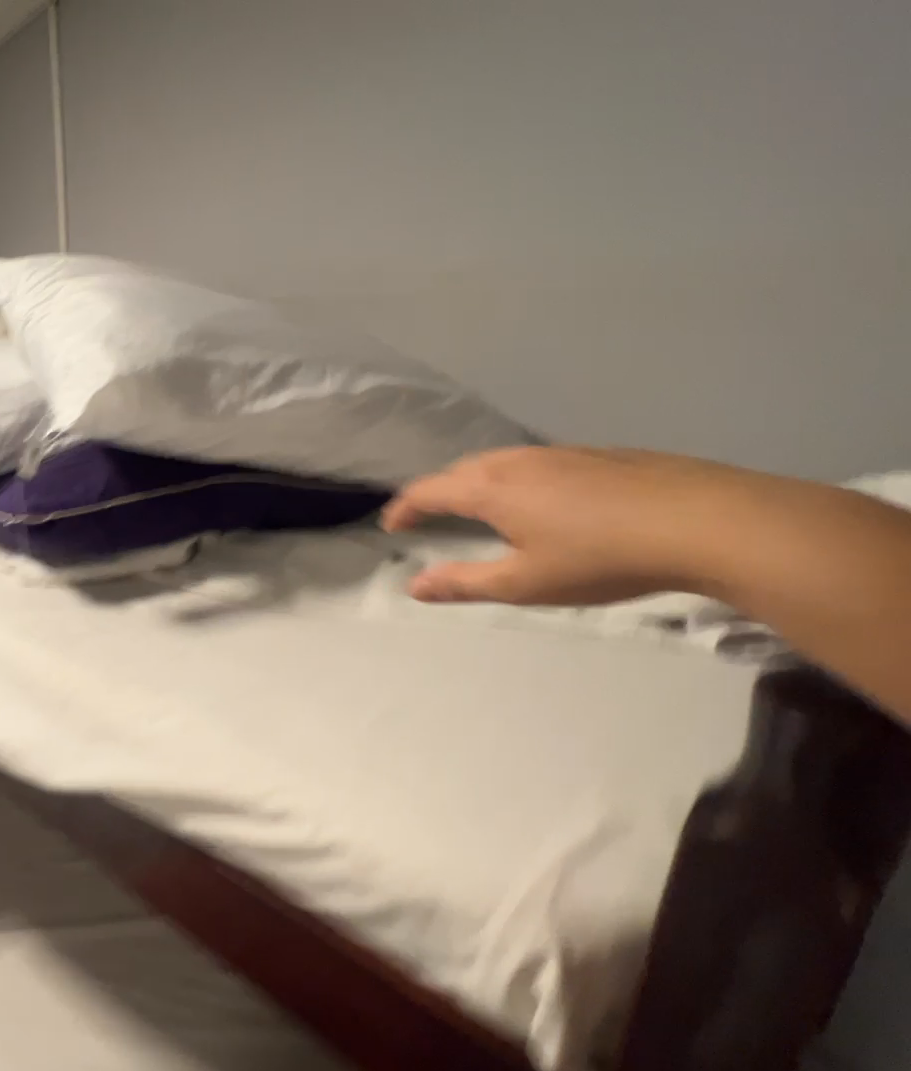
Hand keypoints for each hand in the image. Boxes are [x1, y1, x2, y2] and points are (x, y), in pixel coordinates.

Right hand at [380, 447, 774, 605]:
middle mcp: (520, 462)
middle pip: (463, 469)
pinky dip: (521, 479)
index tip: (392, 524)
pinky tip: (547, 501)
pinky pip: (542, 463)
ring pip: (504, 462)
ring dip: (479, 481)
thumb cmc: (603, 558)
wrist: (709, 523)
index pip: (429, 491)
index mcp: (492, 489)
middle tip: (430, 514)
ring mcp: (565, 453)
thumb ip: (464, 583)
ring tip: (482, 506)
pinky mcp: (605, 455)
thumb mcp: (526, 584)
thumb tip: (413, 586)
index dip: (405, 507)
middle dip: (439, 490)